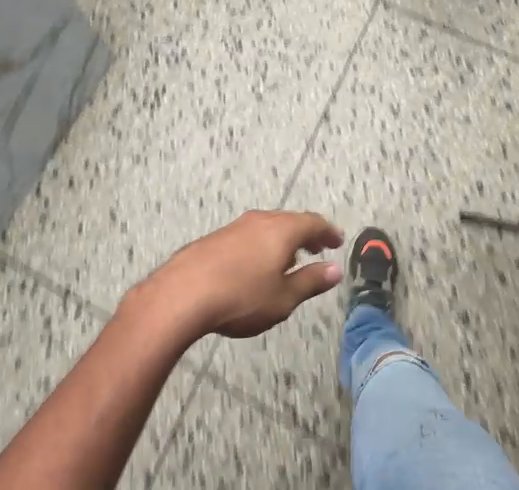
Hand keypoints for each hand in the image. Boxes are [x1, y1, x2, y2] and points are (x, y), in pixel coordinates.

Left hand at [131, 211, 345, 340]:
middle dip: (306, 234)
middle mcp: (260, 220)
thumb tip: (336, 270)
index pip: (313, 222)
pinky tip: (256, 265)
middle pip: (290, 221)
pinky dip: (261, 245)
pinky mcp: (215, 238)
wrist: (182, 294)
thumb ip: (311, 281)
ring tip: (288, 259)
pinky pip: (248, 235)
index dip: (328, 232)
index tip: (337, 242)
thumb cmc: (241, 297)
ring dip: (282, 239)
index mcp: (282, 230)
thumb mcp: (284, 297)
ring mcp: (235, 227)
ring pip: (267, 227)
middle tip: (317, 249)